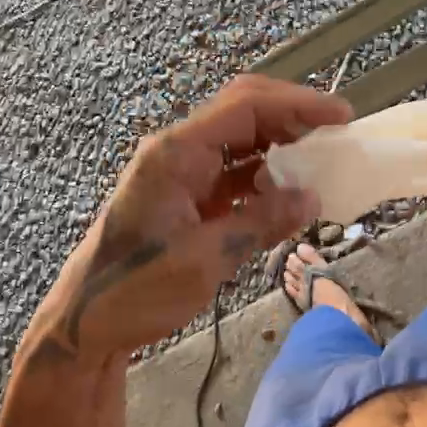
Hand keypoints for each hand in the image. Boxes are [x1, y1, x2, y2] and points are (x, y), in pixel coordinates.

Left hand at [23, 75, 349, 367]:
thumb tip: (312, 198)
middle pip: (244, 110)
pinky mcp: (187, 193)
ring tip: (321, 158)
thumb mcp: (205, 260)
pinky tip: (288, 190)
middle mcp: (180, 149)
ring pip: (241, 138)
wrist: (85, 321)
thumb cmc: (136, 289)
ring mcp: (182, 170)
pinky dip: (264, 173)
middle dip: (292, 115)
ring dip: (280, 143)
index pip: (246, 106)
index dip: (298, 105)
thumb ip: (260, 223)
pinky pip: (233, 169)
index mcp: (178, 151)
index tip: (340, 116)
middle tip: (336, 131)